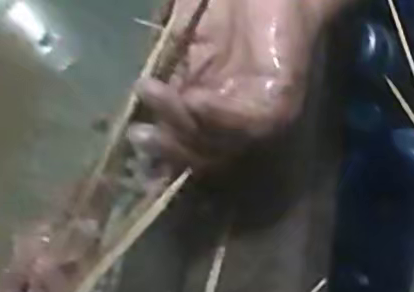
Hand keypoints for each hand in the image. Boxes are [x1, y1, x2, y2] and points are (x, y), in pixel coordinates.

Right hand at [129, 0, 333, 168]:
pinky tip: (194, 101)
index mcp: (214, 110)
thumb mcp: (180, 36)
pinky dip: (220, 116)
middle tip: (140, 133)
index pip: (191, 146)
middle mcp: (239, 122)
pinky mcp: (282, 102)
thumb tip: (138, 103)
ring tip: (152, 93)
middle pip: (207, 154)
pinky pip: (249, 122)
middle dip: (172, 147)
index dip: (164, 153)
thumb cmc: (220, 1)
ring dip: (185, 124)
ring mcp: (262, 116)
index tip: (131, 143)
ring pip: (223, 142)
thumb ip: (167, 72)